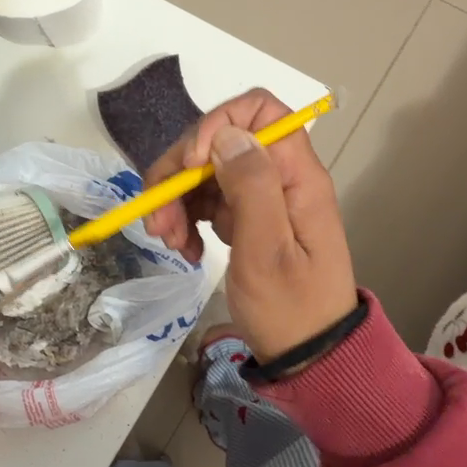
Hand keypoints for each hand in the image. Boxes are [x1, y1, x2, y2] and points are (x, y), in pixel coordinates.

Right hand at [142, 88, 356, 360]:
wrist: (307, 356)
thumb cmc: (292, 309)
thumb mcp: (268, 251)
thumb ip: (251, 187)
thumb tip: (228, 134)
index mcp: (296, 175)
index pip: (260, 110)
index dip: (218, 124)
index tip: (191, 166)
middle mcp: (278, 176)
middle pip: (220, 141)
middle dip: (180, 172)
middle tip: (158, 219)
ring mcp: (259, 197)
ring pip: (205, 172)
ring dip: (175, 200)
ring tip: (167, 242)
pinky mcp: (244, 218)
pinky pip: (205, 200)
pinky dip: (185, 219)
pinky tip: (182, 248)